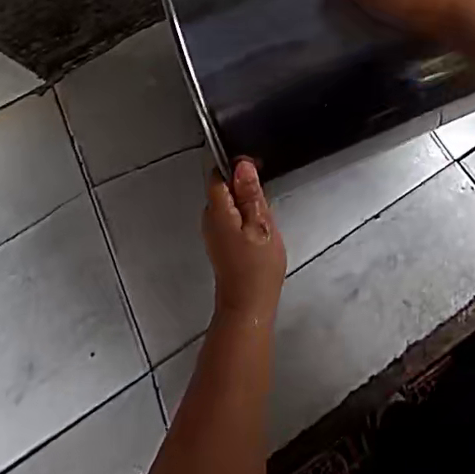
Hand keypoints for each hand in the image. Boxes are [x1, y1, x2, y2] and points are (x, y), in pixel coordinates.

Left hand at [203, 159, 285, 327]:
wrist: (248, 308)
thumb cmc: (257, 269)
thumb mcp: (261, 225)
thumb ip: (250, 194)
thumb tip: (242, 166)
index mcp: (217, 211)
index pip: (219, 173)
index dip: (237, 166)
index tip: (257, 168)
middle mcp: (209, 218)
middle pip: (223, 187)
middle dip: (244, 185)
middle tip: (265, 198)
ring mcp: (212, 231)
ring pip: (228, 202)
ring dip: (245, 201)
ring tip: (264, 216)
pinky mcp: (219, 242)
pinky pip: (230, 216)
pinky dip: (243, 215)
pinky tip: (258, 229)